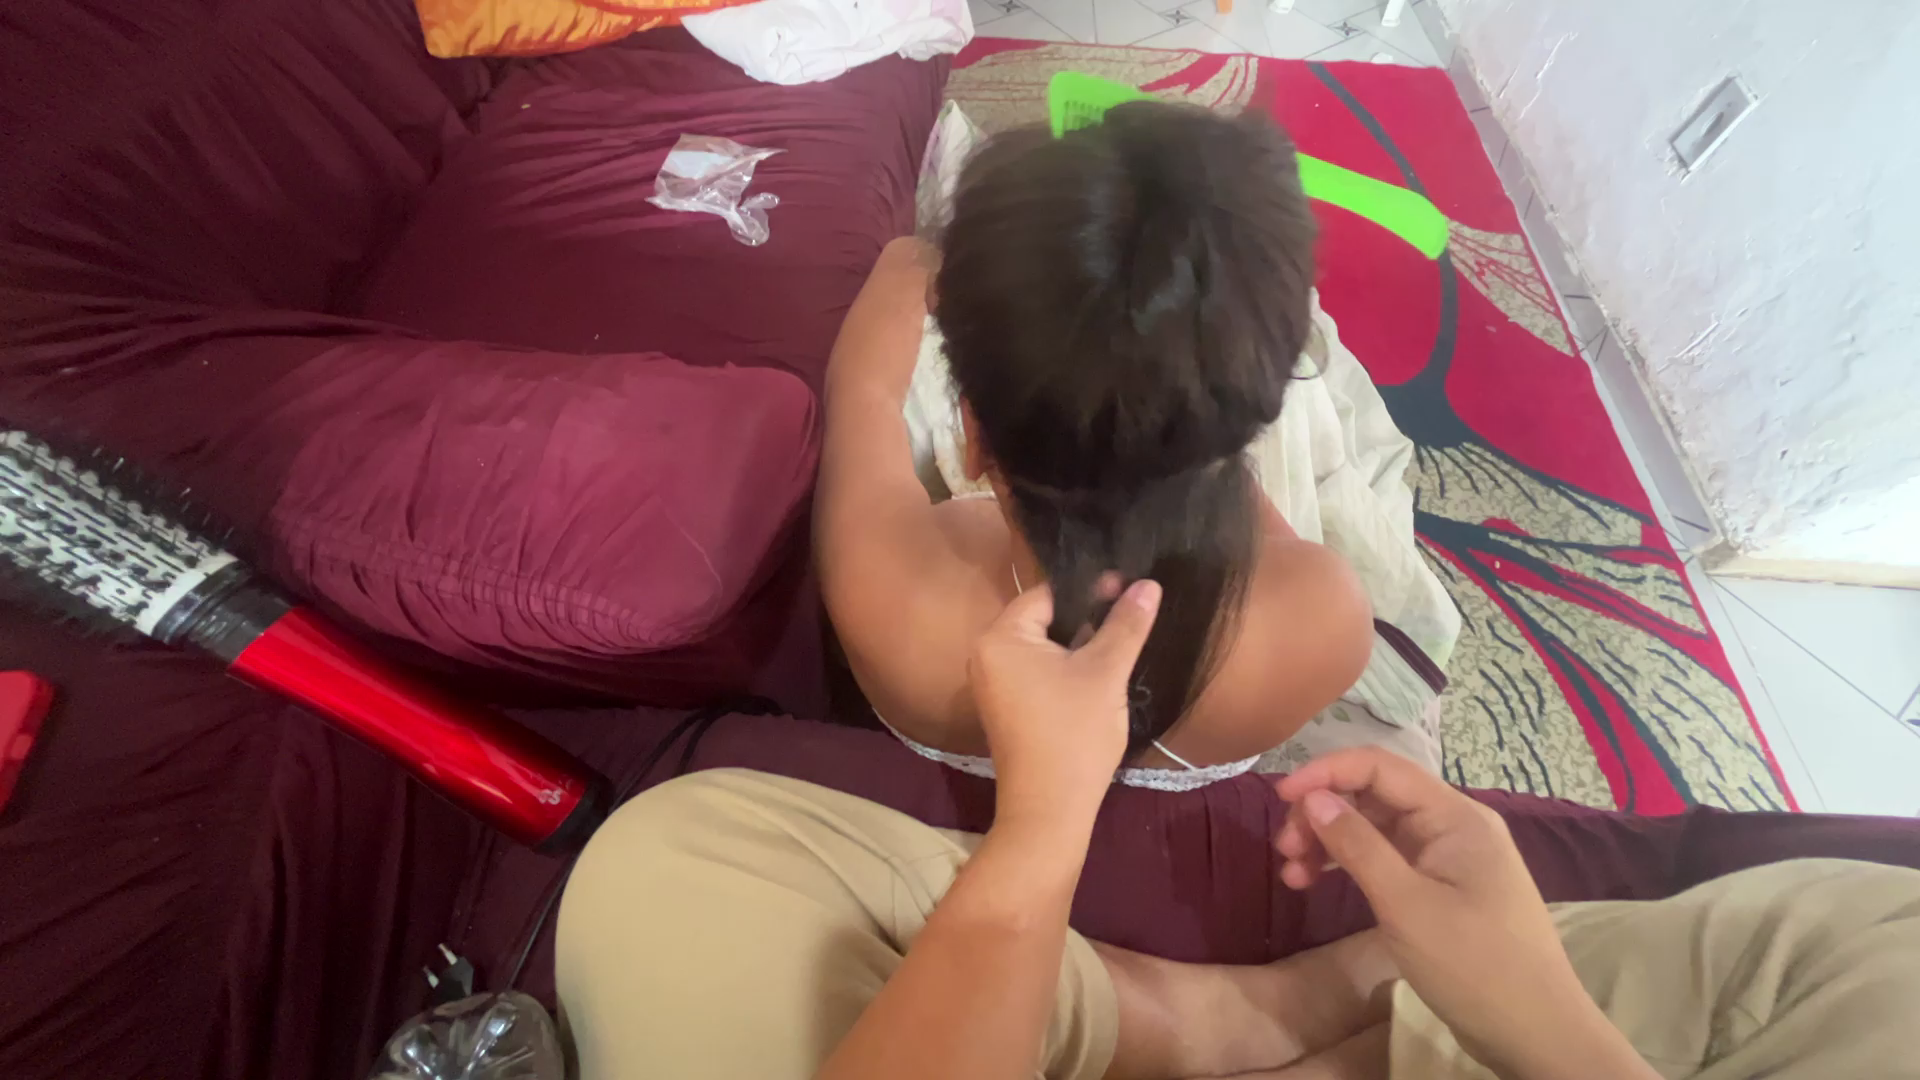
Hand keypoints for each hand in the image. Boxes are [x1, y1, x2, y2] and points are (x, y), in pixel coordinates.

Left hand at [969, 578, 1160, 835]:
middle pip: (1042, 617)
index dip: (1090, 589)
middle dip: (1085, 615)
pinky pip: (1035, 668)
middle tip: (1128, 613)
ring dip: (1077, 642)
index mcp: (1000, 637)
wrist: (1050, 809)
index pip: (1047, 594)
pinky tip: (1096, 670)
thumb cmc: (1074, 733)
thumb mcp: (1105, 673)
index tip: (1129, 589)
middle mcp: (986, 653)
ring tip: (1118, 640)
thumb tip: (1149, 584)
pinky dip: (1063, 665)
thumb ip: (1125, 625)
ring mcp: (992, 680)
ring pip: (1042, 644)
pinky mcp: (1004, 703)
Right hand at [1273, 749, 1627, 1078]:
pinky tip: (1311, 881)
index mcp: (1454, 816)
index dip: (1324, 771)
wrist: (1540, 1044)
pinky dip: (1342, 863)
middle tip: (1284, 847)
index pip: (1378, 766)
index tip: (1281, 795)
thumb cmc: (1477, 968)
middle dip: (1319, 812)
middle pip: (1367, 794)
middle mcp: (1448, 824)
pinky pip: (1376, 854)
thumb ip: (1357, 845)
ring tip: (1291, 871)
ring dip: (1324, 840)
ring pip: (1366, 825)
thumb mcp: (1407, 905)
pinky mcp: (1432, 882)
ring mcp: (1440, 854)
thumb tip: (1311, 797)